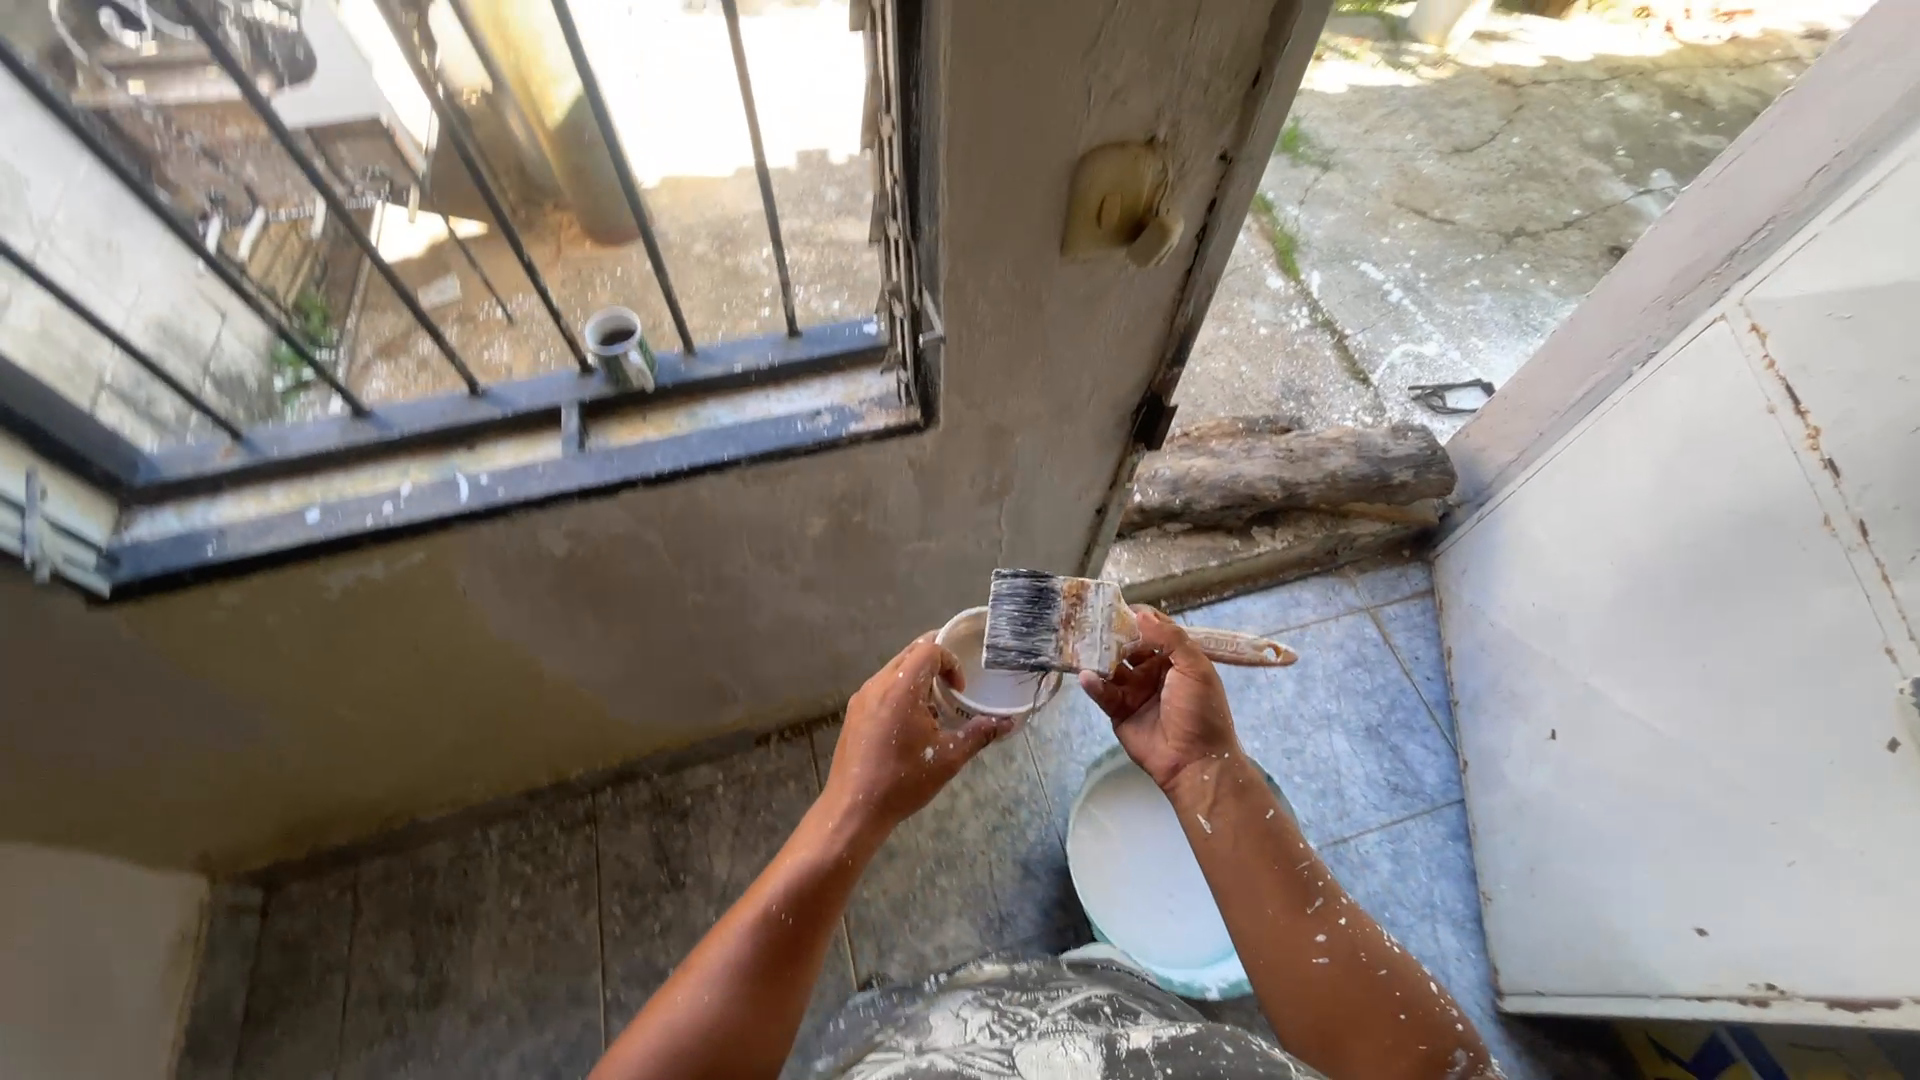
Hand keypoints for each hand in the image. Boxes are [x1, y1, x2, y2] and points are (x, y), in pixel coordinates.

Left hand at [822, 633, 1011, 831]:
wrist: (854, 809)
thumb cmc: (903, 781)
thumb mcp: (948, 758)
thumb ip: (979, 734)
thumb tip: (1007, 722)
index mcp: (901, 688)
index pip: (928, 649)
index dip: (951, 661)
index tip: (960, 690)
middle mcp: (878, 684)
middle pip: (910, 653)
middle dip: (935, 662)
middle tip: (954, 685)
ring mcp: (862, 697)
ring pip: (894, 669)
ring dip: (917, 677)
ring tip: (934, 706)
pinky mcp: (854, 712)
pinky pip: (882, 686)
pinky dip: (901, 690)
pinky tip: (911, 722)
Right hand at [1078, 606, 1240, 789]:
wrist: (1195, 761)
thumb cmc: (1200, 710)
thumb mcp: (1194, 668)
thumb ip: (1170, 638)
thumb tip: (1141, 614)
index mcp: (1176, 659)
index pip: (1155, 630)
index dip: (1138, 618)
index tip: (1117, 607)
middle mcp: (1153, 671)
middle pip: (1128, 646)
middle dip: (1112, 635)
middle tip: (1091, 623)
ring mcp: (1135, 691)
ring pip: (1112, 667)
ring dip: (1099, 657)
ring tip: (1083, 646)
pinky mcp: (1119, 711)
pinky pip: (1103, 693)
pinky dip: (1094, 684)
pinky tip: (1086, 676)